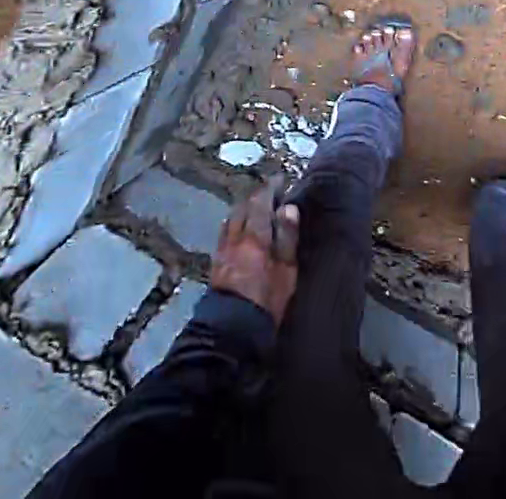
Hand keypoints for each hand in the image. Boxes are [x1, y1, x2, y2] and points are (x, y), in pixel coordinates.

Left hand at [210, 176, 300, 320]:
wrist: (231, 327)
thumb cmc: (266, 300)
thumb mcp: (286, 272)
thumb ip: (287, 238)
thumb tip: (288, 208)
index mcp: (254, 235)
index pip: (261, 202)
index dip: (270, 188)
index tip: (279, 179)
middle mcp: (234, 235)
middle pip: (243, 206)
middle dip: (256, 196)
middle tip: (270, 192)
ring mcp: (222, 247)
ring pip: (232, 217)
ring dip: (244, 208)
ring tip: (256, 207)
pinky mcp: (216, 259)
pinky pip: (226, 230)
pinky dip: (235, 222)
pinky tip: (239, 228)